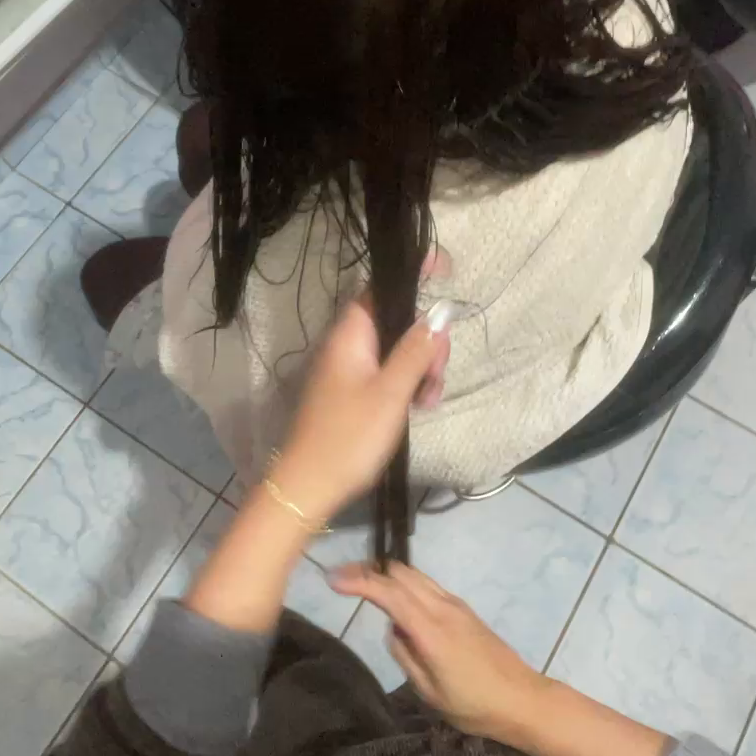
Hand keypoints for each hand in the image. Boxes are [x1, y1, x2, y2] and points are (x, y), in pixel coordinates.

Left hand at [270, 295, 448, 522]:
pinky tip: (419, 407)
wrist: (310, 486)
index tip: (446, 269)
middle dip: (427, 341)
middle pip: (397, 320)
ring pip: (397, 349)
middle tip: (437, 376)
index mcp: (351, 334)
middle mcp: (348, 344)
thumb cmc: (349, 437)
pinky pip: (388, 373)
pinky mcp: (354, 391)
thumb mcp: (391, 393)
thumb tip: (440, 312)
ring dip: (422, 367)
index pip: (382, 285)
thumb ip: (416, 350)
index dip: (413, 273)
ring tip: (429, 400)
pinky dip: (408, 384)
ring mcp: (350, 368)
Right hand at [328, 562, 550, 743]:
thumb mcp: (430, 692)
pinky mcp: (462, 608)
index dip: (359, 581)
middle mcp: (442, 607)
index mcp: (431, 629)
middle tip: (342, 578)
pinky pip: (427, 586)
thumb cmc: (474, 706)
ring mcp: (454, 604)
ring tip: (363, 585)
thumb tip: (393, 630)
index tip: (332, 579)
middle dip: (369, 570)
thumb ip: (405, 655)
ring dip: (387, 574)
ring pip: (414, 575)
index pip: (389, 593)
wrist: (522, 700)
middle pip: (400, 572)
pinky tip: (396, 600)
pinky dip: (404, 584)